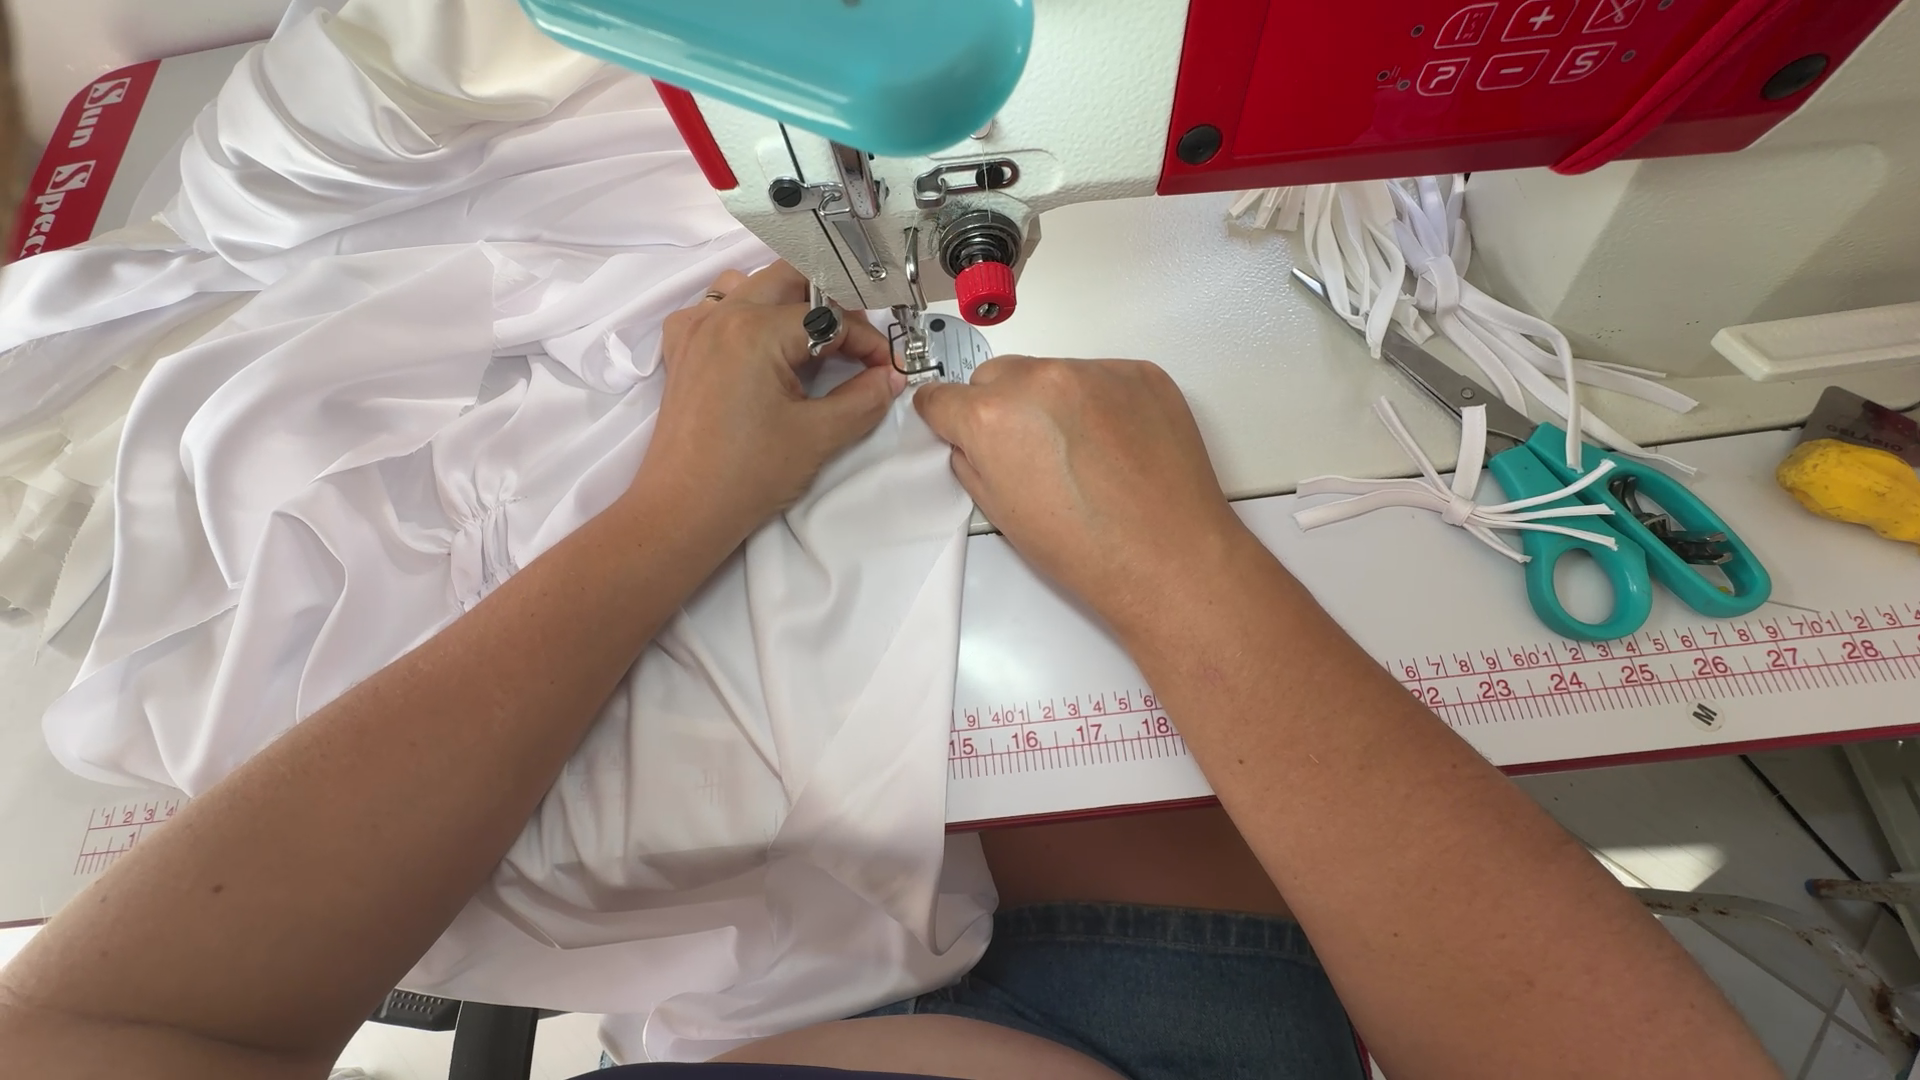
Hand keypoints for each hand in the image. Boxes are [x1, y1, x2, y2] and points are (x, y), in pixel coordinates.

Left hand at [636, 261, 905, 539]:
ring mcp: (696, 330)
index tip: (885, 368)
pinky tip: (762, 348)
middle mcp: (721, 317)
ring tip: (812, 343)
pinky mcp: (683, 350)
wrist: (684, 511)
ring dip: (788, 302)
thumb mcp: (818, 437)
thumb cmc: (748, 476)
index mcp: (755, 332)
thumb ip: (863, 399)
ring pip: (751, 285)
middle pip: (789, 280)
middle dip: (832, 306)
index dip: (866, 340)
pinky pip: (717, 308)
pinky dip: (747, 314)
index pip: (829, 316)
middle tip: (855, 346)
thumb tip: (890, 377)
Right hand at [914, 356, 1253, 630]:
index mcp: (993, 417)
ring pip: (1049, 373)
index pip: (940, 397)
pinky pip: (1100, 376)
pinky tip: (1115, 446)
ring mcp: (1095, 371)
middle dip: (998, 405)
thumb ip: (972, 465)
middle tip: (1026, 450)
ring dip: (1051, 401)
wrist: (1167, 557)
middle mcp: (1040, 380)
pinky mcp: (1140, 373)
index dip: (945, 418)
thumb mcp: (1001, 515)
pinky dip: (1098, 402)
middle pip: (994, 375)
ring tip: (1081, 452)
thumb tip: (968, 442)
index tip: (954, 425)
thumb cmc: (1084, 549)